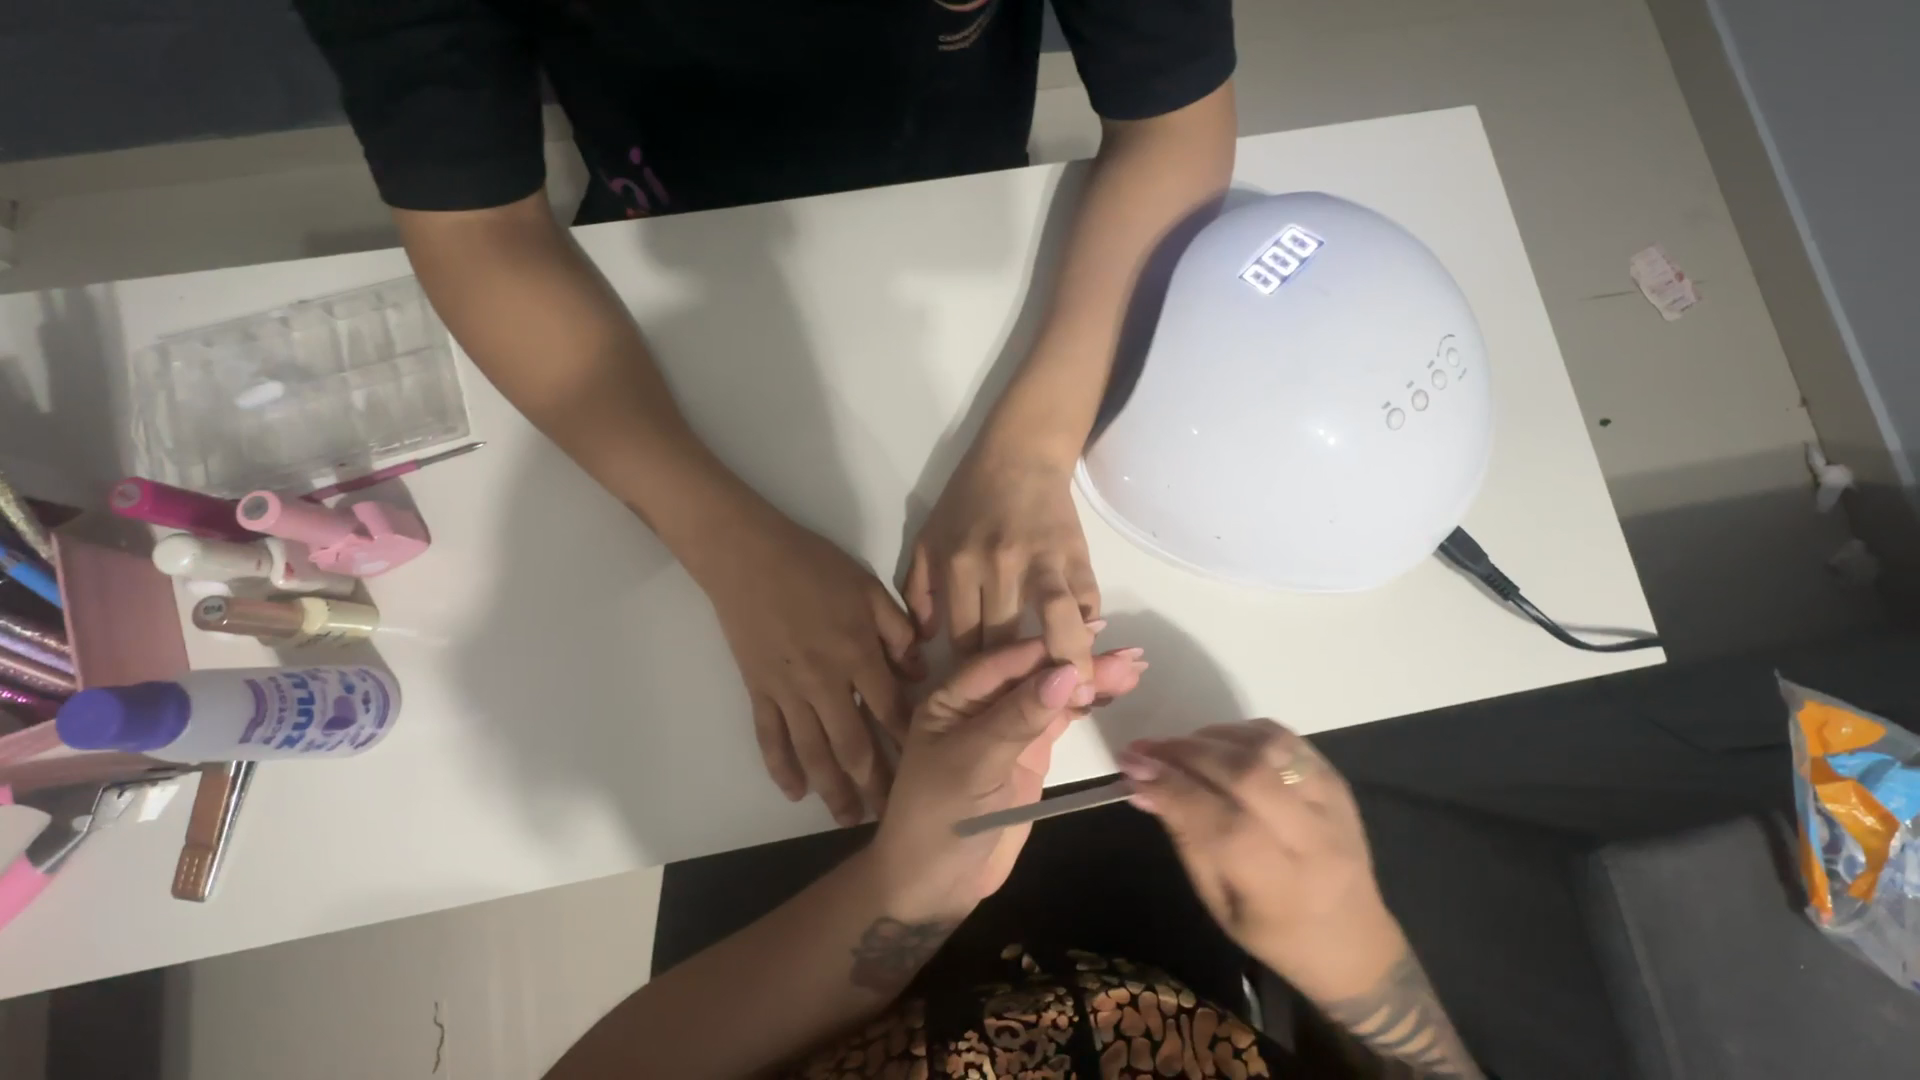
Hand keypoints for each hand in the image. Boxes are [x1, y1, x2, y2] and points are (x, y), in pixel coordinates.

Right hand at [698, 507, 923, 826]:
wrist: (746, 556)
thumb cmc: (813, 566)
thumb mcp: (869, 588)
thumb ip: (898, 631)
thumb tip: (920, 674)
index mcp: (857, 655)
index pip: (891, 712)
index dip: (909, 744)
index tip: (927, 772)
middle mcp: (824, 683)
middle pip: (853, 745)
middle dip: (873, 783)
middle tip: (890, 816)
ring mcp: (787, 691)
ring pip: (812, 752)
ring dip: (831, 789)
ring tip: (847, 819)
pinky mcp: (757, 690)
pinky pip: (769, 738)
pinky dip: (780, 767)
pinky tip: (794, 792)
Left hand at [871, 639, 1146, 914]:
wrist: (934, 886)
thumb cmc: (939, 817)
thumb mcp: (975, 762)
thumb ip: (1020, 718)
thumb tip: (1066, 672)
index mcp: (953, 697)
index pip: (1006, 661)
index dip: (1048, 647)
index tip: (1092, 634)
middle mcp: (980, 705)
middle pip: (1034, 675)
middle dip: (1078, 662)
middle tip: (1130, 656)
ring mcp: (1007, 731)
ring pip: (1051, 696)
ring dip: (1089, 682)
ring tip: (1134, 669)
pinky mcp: (1027, 757)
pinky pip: (1058, 723)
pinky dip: (1084, 708)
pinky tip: (1110, 693)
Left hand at [905, 450, 1099, 674]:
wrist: (1019, 454)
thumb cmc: (968, 498)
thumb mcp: (929, 538)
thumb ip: (918, 590)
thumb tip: (925, 641)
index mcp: (958, 565)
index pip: (964, 638)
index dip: (974, 672)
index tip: (983, 691)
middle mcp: (999, 566)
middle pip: (1006, 640)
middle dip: (1016, 678)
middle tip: (1024, 701)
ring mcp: (1042, 560)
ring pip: (1057, 621)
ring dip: (1068, 662)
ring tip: (1079, 696)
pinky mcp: (1076, 554)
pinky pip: (1086, 599)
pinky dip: (1089, 627)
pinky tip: (1088, 649)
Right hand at [1118, 720, 1402, 992]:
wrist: (1354, 942)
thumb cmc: (1274, 933)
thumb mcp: (1218, 903)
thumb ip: (1185, 838)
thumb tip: (1142, 786)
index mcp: (1282, 888)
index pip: (1224, 824)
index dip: (1173, 789)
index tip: (1131, 768)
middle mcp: (1315, 841)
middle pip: (1249, 775)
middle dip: (1187, 753)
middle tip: (1146, 748)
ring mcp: (1333, 806)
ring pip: (1270, 747)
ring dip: (1214, 737)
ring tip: (1181, 746)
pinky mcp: (1339, 782)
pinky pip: (1288, 740)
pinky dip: (1245, 732)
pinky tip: (1218, 742)